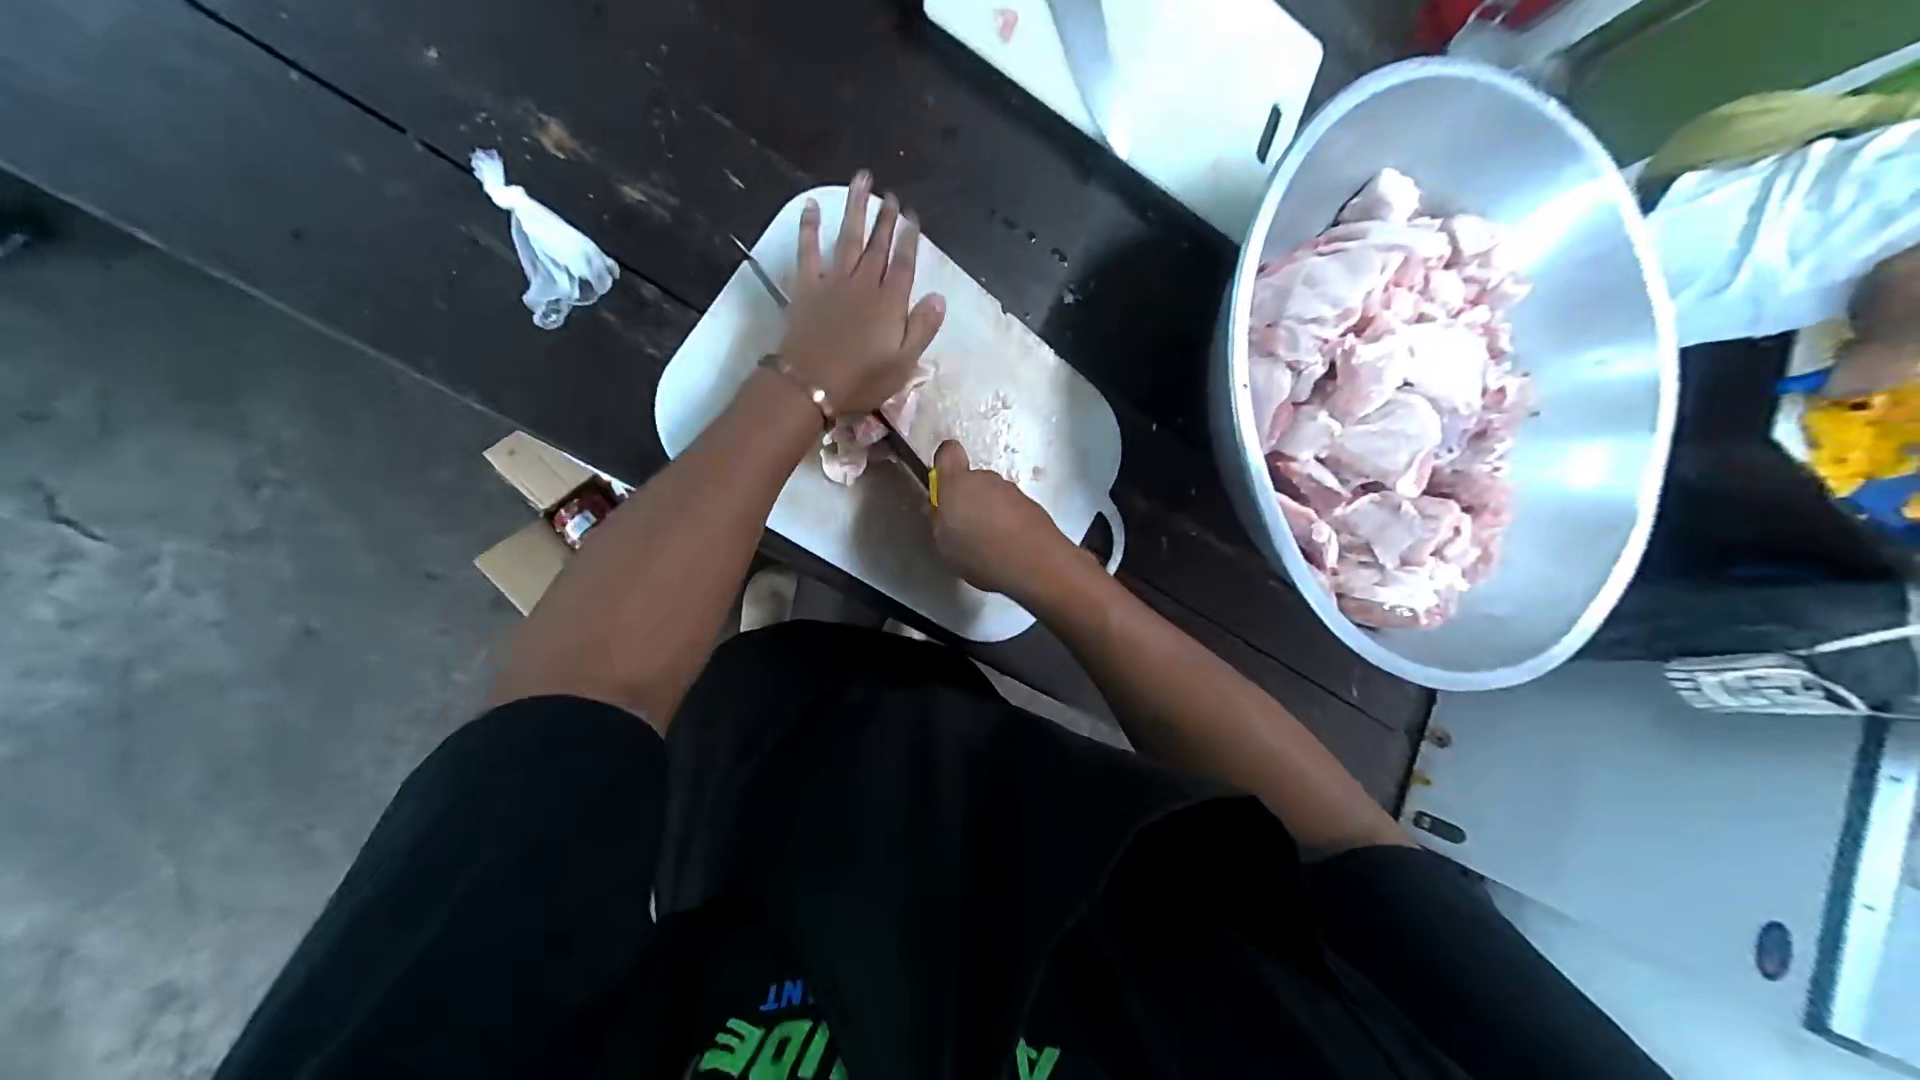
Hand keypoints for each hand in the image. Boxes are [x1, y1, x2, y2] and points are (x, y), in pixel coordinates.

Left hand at [778, 171, 946, 415]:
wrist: (810, 384)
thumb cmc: (862, 380)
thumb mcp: (903, 363)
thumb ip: (922, 328)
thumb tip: (939, 297)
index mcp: (890, 303)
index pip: (904, 263)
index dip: (910, 238)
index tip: (912, 216)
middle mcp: (864, 284)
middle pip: (877, 245)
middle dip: (886, 218)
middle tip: (891, 195)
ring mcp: (833, 282)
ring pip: (848, 237)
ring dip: (855, 208)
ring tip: (861, 179)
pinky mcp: (806, 287)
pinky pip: (808, 251)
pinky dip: (809, 227)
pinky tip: (811, 206)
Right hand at [931, 440, 1086, 599]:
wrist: (1034, 562)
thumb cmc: (979, 552)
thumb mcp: (944, 543)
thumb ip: (939, 520)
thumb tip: (940, 509)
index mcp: (957, 483)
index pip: (948, 452)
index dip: (944, 464)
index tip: (943, 485)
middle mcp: (986, 479)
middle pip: (972, 479)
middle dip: (968, 499)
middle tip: (965, 529)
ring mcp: (1012, 490)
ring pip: (993, 495)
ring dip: (989, 512)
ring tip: (988, 543)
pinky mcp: (1032, 505)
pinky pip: (1012, 509)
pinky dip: (1008, 522)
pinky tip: (1008, 547)